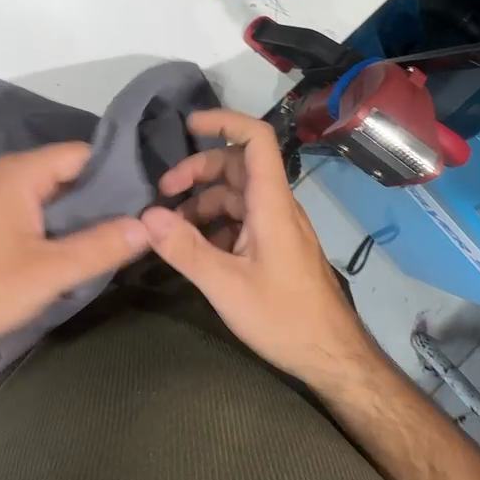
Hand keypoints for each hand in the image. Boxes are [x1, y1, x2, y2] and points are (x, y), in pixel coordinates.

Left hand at [0, 143, 149, 358]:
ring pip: (55, 195)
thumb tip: (149, 224)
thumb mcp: (49, 272)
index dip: (120, 173)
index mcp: (22, 172)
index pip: (85, 154)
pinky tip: (82, 249)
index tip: (153, 198)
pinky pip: (38, 210)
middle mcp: (9, 173)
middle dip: (105, 197)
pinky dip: (60, 225)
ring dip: (83, 214)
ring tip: (123, 237)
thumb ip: (101, 246)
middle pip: (71, 172)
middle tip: (144, 222)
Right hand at [142, 110, 380, 389]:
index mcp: (271, 203)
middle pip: (236, 165)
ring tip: (171, 228)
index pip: (256, 139)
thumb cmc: (285, 318)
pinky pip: (240, 219)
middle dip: (197, 171)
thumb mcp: (226, 286)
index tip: (188, 126)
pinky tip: (194, 249)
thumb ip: (184, 249)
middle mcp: (275, 206)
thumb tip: (146, 216)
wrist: (333, 358)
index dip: (224, 121)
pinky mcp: (274, 246)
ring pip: (235, 195)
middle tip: (162, 192)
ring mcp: (276, 226)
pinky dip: (214, 224)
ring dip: (201, 201)